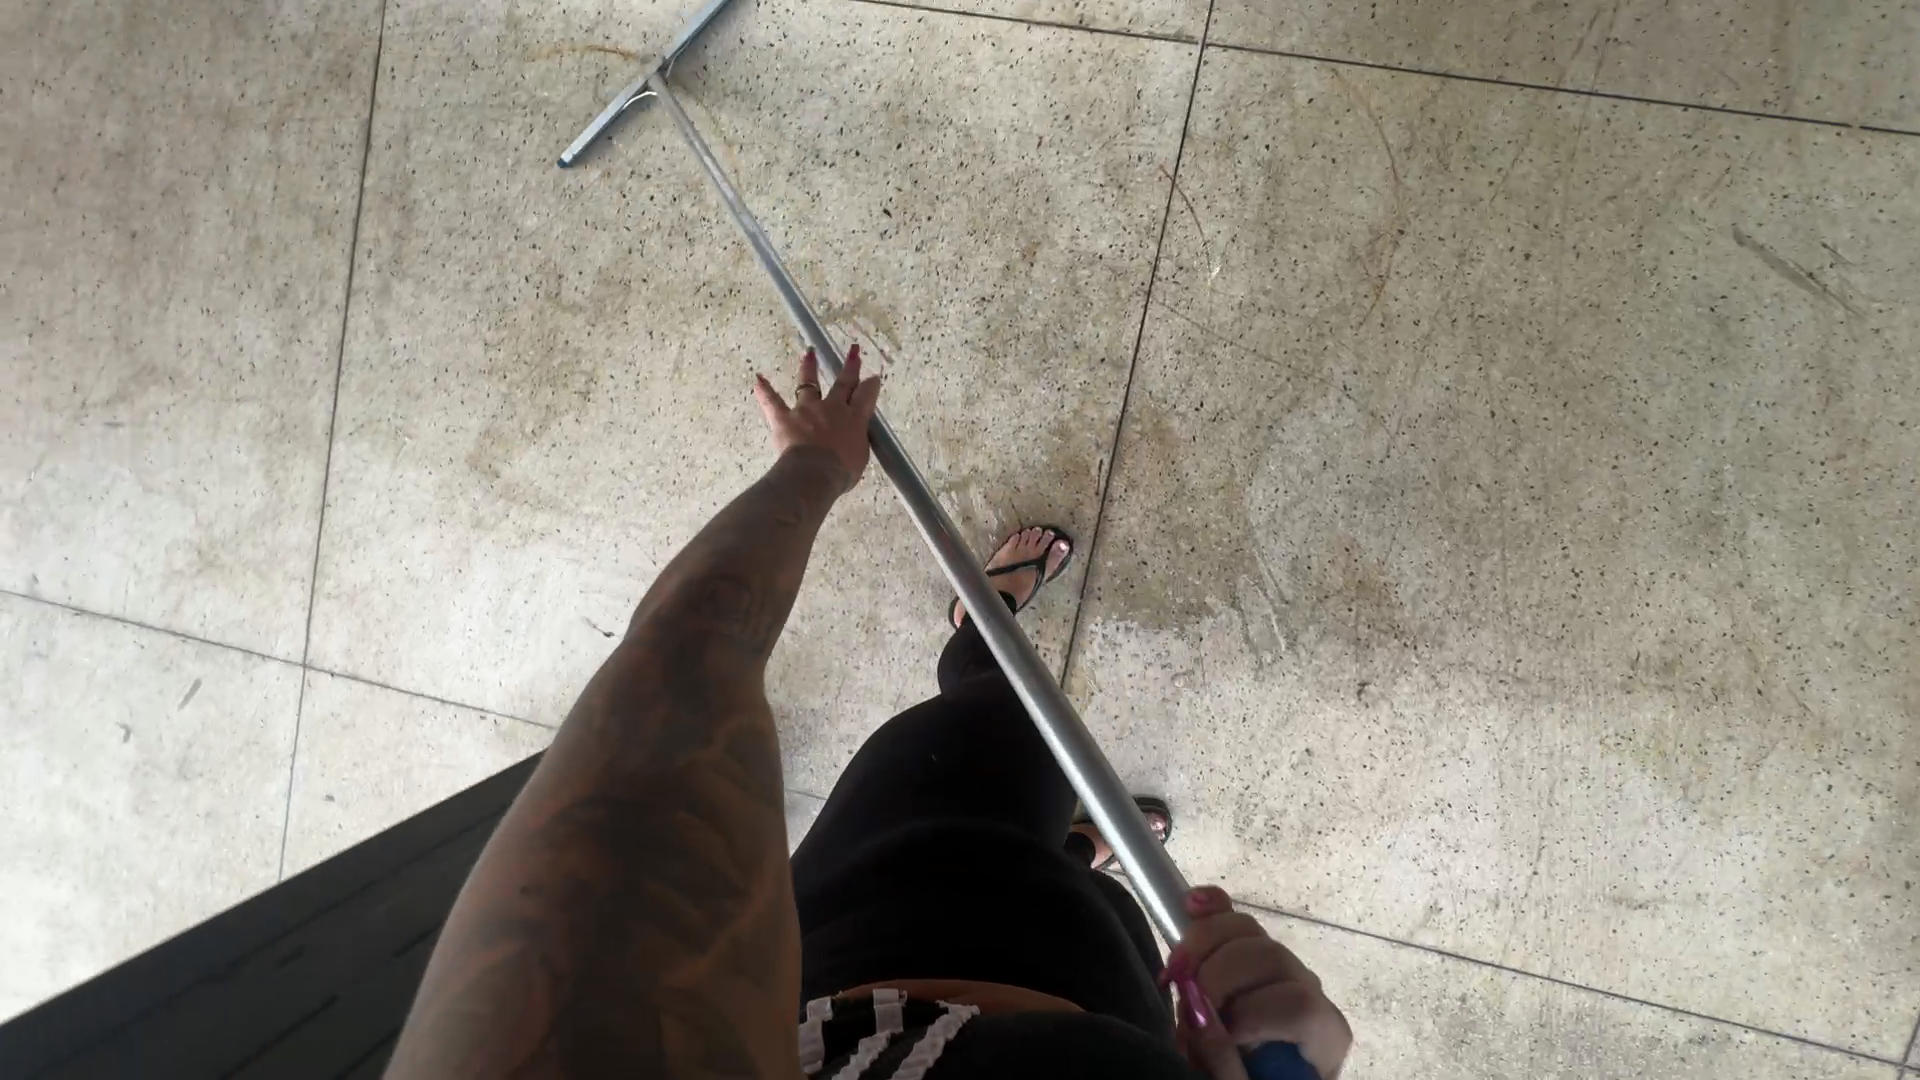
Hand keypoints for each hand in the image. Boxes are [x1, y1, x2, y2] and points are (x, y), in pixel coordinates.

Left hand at [753, 343, 882, 489]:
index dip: (870, 386)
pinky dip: (765, 391)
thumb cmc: (841, 471)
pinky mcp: (785, 418)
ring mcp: (807, 410)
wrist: (814, 473)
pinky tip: (758, 379)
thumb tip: (852, 435)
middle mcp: (832, 408)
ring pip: (808, 384)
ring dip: (809, 368)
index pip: (865, 397)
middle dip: (850, 366)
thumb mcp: (859, 457)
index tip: (873, 377)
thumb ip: (856, 441)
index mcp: (854, 419)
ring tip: (809, 353)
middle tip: (854, 351)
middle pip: (843, 383)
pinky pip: (772, 402)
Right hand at [1165, 887, 1351, 1079]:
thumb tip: (1197, 1011)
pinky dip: (1209, 906)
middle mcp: (1306, 986)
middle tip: (1185, 1003)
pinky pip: (1229, 912)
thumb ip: (1223, 1061)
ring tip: (1176, 976)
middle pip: (1269, 956)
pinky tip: (1190, 905)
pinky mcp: (1246, 944)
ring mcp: (1276, 960)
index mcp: (1323, 1031)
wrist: (1249, 1070)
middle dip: (1217, 975)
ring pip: (1244, 928)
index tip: (1224, 1033)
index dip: (1255, 1013)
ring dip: (1201, 945)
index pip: (1302, 1005)